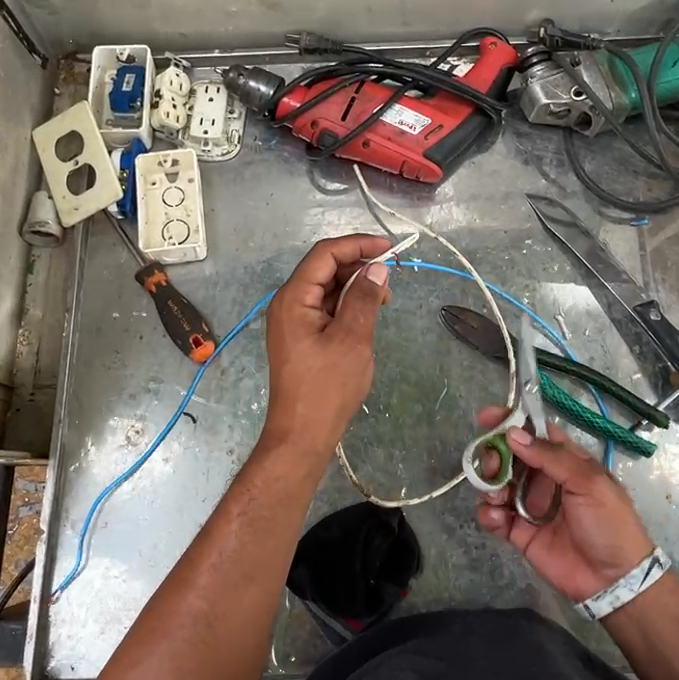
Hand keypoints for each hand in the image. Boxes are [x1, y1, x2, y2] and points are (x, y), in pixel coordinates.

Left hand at [260, 235, 394, 458]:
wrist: (302, 434)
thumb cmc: (327, 387)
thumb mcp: (352, 338)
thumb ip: (364, 298)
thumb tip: (377, 268)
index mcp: (293, 298)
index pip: (325, 254)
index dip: (357, 245)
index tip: (389, 248)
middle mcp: (287, 303)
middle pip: (324, 268)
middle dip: (358, 267)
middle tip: (391, 282)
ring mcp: (292, 320)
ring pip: (326, 288)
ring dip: (355, 287)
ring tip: (383, 301)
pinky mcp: (300, 336)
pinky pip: (324, 307)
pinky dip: (347, 305)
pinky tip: (367, 316)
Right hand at [474, 406, 655, 601]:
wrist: (613, 580)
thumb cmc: (609, 523)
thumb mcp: (589, 483)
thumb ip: (550, 456)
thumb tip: (513, 434)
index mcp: (564, 460)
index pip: (533, 432)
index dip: (510, 422)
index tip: (487, 417)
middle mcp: (542, 478)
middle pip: (508, 455)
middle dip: (493, 454)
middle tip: (493, 465)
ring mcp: (528, 504)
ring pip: (496, 482)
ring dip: (488, 483)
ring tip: (497, 496)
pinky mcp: (518, 531)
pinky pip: (493, 515)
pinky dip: (488, 513)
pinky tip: (498, 518)